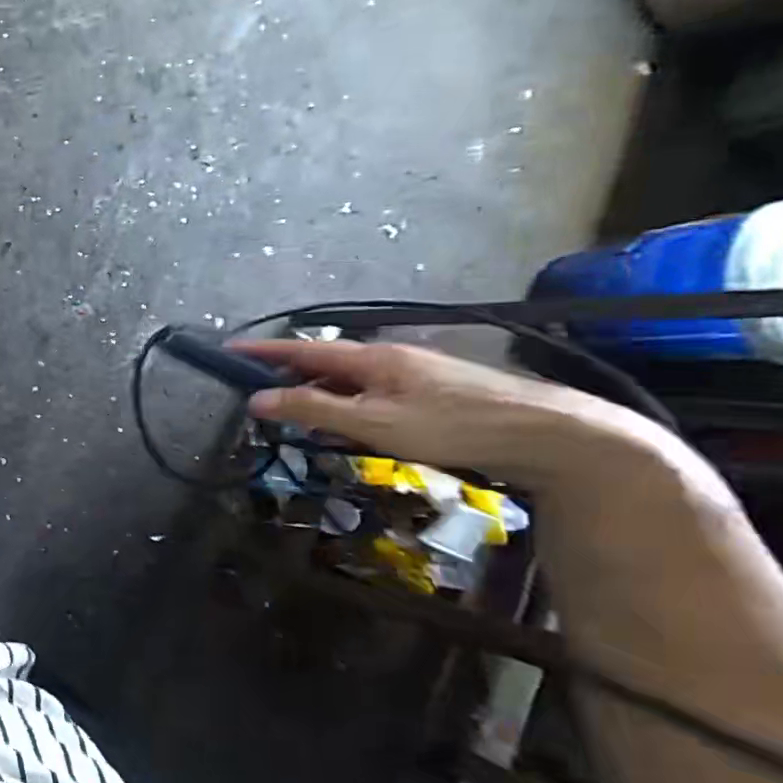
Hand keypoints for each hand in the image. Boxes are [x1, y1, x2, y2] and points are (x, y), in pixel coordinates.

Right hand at [231, 338, 665, 488]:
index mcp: (371, 358)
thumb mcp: (372, 423)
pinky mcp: (437, 391)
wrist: (552, 434)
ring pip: (353, 380)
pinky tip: (356, 428)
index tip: (230, 349)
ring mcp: (417, 373)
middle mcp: (391, 357)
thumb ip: (314, 409)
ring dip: (322, 394)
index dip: (265, 350)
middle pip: (327, 363)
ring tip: (303, 420)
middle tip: (262, 397)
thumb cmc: (452, 426)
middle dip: (291, 376)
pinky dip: (351, 405)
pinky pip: (375, 392)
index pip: (303, 349)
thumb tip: (257, 399)